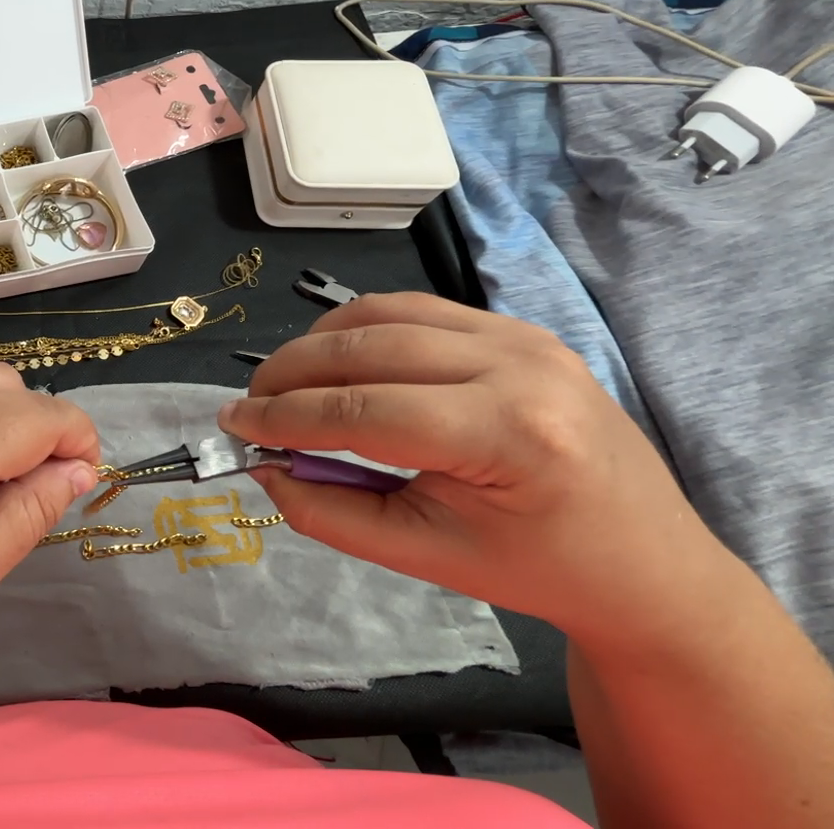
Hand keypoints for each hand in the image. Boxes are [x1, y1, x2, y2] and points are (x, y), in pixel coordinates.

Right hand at [219, 293, 730, 647]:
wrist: (648, 561)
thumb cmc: (534, 568)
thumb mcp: (420, 554)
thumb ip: (328, 512)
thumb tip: (263, 466)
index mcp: (511, 435)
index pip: (362, 411)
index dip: (282, 418)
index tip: (231, 426)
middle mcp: (520, 366)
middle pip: (364, 350)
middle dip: (287, 375)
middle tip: (248, 407)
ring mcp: (522, 337)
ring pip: (380, 315)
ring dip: (315, 346)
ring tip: (283, 385)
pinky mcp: (514, 328)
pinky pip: (410, 310)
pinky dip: (354, 331)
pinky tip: (332, 363)